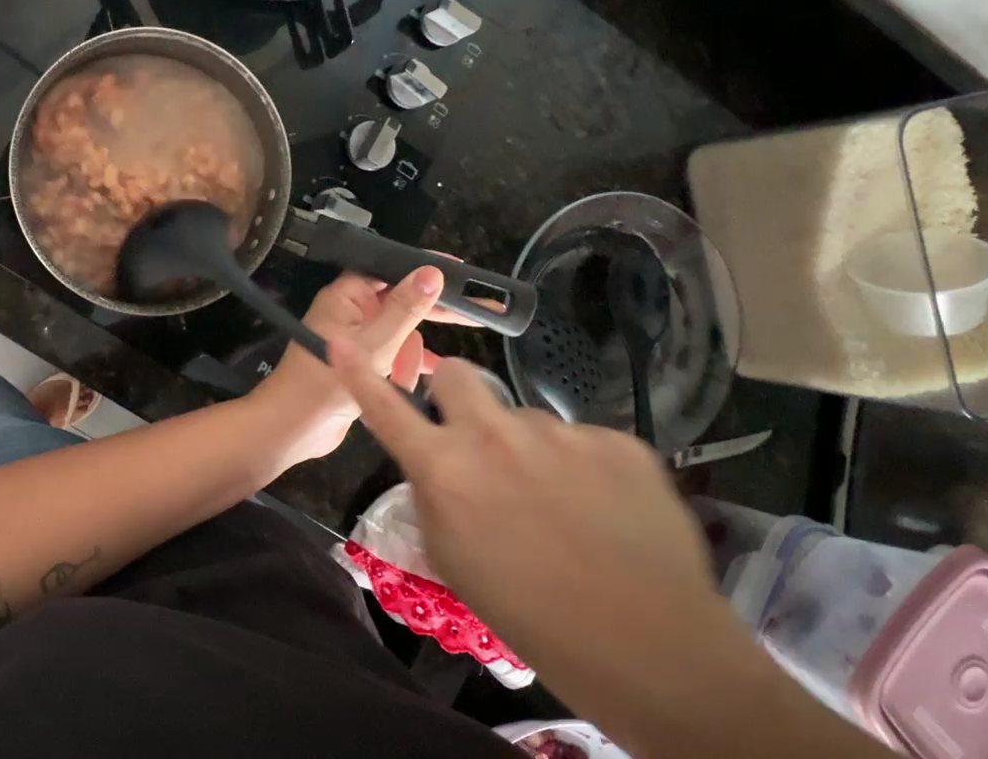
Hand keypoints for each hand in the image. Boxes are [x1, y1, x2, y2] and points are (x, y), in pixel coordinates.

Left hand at [258, 266, 470, 462]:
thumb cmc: (327, 382)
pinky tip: (428, 380)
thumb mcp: (375, 343)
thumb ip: (406, 309)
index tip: (462, 271)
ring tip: (398, 377)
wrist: (294, 428)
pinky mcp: (362, 366)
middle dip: (432, 314)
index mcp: (346, 296)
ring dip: (408, 357)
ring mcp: (357, 340)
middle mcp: (351, 313)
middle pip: (402, 303)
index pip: (390, 269)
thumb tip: (433, 272)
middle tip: (483, 313)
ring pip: (402, 337)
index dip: (424, 268)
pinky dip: (405, 369)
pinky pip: (393, 359)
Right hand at [327, 350, 779, 744]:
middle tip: (477, 437)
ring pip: (528, 420)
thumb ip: (434, 499)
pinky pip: (584, 441)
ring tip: (562, 504)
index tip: (341, 342)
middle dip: (457, 395)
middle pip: (460, 376)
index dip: (359, 373)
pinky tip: (604, 510)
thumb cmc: (527, 613)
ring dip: (529, 448)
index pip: (387, 409)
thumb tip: (437, 471)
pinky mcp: (619, 443)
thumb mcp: (451, 558)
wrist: (646, 645)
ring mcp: (561, 434)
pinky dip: (585, 468)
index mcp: (445, 469)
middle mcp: (495, 437)